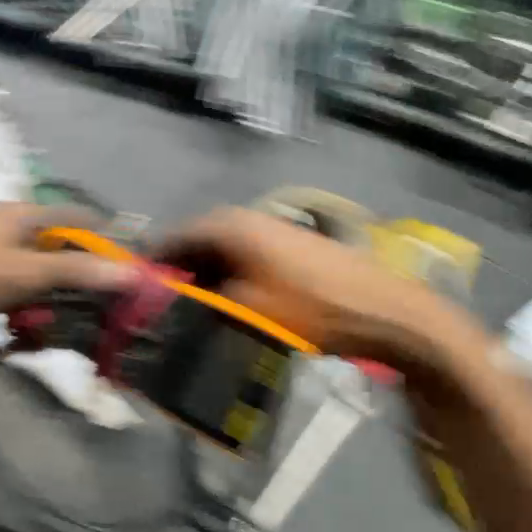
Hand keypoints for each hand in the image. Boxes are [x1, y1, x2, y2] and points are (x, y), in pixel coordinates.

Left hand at [0, 204, 132, 329]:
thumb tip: (130, 272)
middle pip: (58, 246)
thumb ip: (76, 270)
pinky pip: (15, 286)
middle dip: (81, 276)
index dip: (106, 240)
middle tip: (104, 308)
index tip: (130, 271)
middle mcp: (7, 225)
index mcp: (21, 214)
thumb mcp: (25, 273)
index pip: (77, 219)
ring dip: (54, 295)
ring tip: (69, 322)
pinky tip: (32, 326)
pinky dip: (28, 303)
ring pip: (37, 270)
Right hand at [154, 207, 483, 368]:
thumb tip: (160, 306)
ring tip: (198, 314)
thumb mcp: (246, 311)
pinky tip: (234, 307)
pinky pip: (242, 259)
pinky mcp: (287, 245)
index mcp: (223, 224)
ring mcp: (267, 228)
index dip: (149, 272)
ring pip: (218, 254)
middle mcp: (240, 217)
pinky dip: (231, 279)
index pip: (166, 242)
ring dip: (205, 281)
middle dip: (178, 277)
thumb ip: (196, 305)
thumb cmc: (312, 309)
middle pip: (192, 246)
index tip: (137, 302)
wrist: (394, 315)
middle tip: (166, 312)